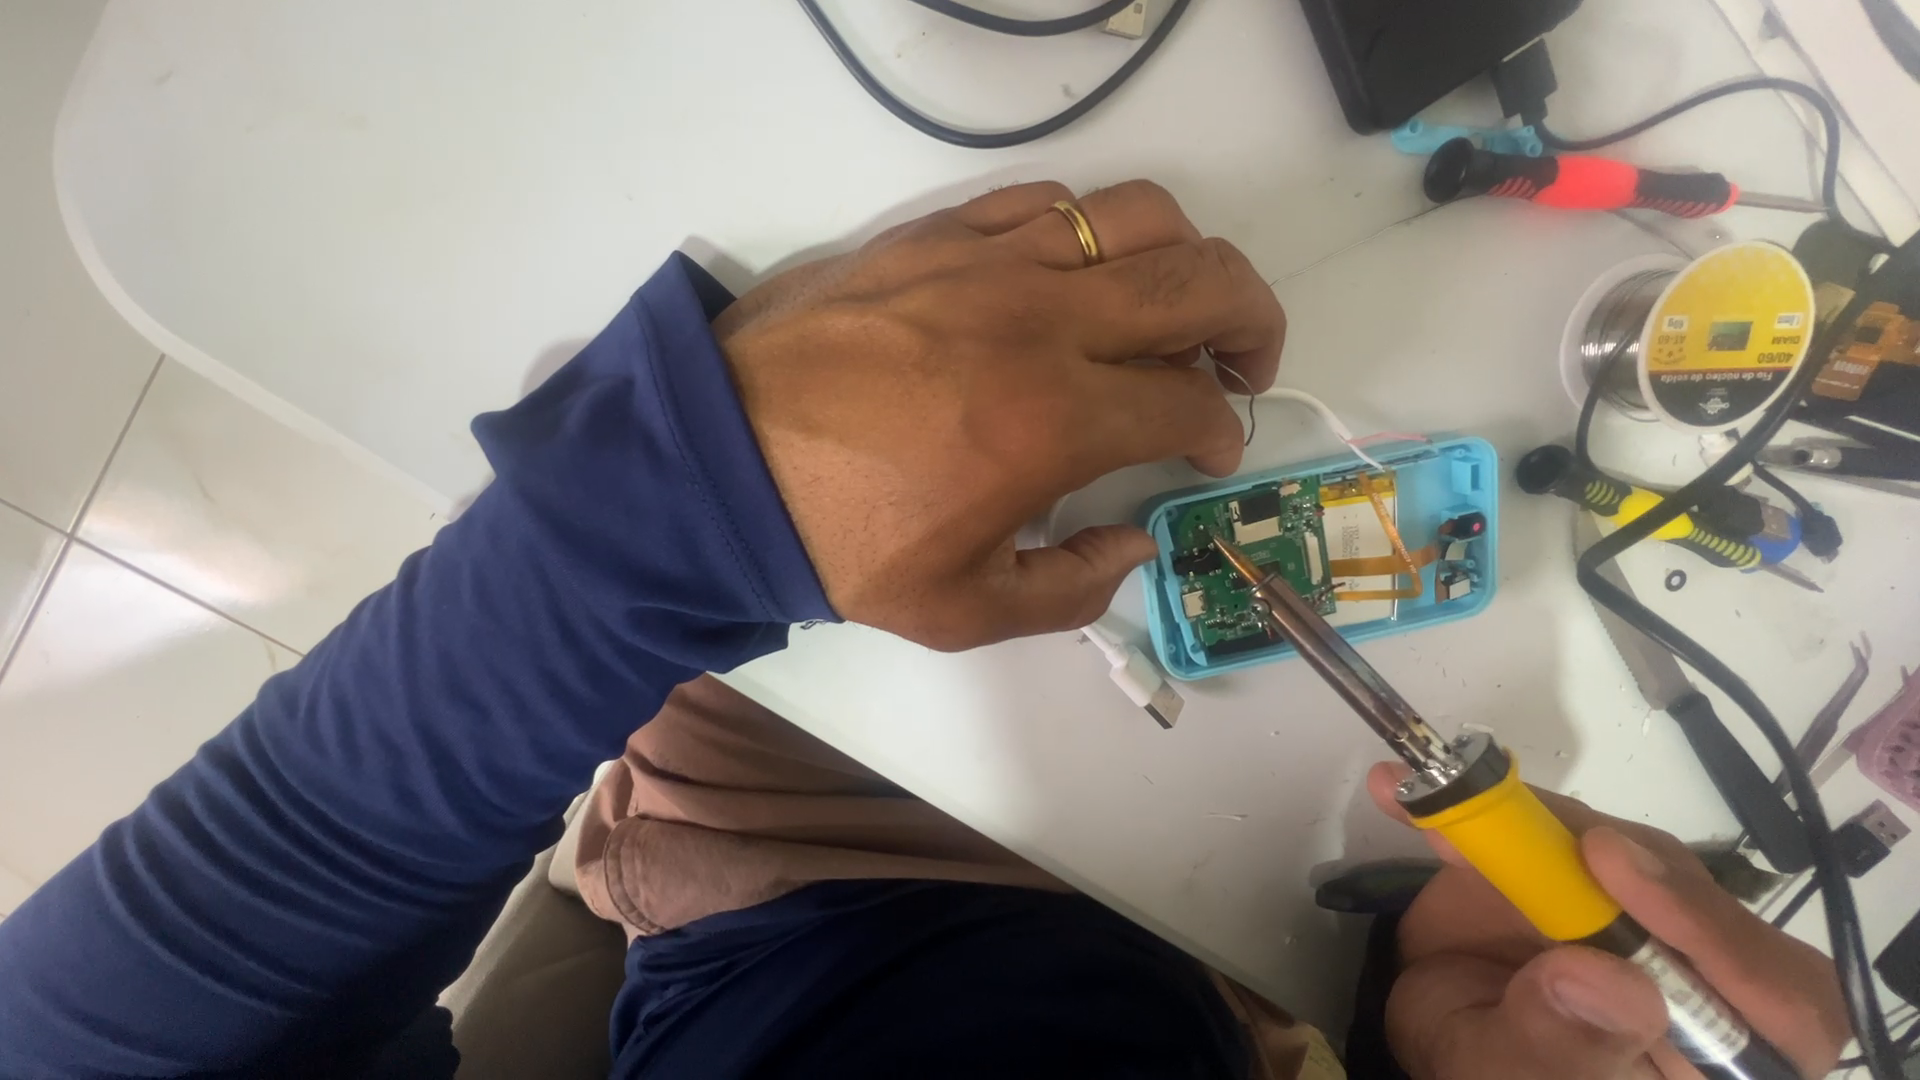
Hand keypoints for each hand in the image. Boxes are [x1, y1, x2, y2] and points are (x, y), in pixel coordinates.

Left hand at [713, 180, 1285, 649]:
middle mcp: (1039, 322)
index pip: (1187, 402)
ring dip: (1184, 261)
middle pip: (1201, 281)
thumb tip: (1130, 547)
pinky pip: (1048, 201)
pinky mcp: (937, 232)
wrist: (722, 460)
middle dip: (1253, 321)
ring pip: (1138, 217)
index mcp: (1053, 423)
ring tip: (1174, 309)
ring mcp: (988, 261)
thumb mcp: (959, 611)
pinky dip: (1093, 231)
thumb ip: (1069, 590)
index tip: (1209, 447)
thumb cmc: (840, 539)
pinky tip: (1079, 277)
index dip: (1219, 429)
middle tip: (1245, 362)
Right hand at [1365, 763, 1848, 1079]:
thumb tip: (1613, 980)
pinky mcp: (1558, 868)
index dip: (1712, 928)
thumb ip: (1563, 1045)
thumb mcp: (1511, 1075)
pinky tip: (1403, 792)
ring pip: (1612, 844)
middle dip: (1612, 854)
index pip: (1776, 994)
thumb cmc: (1483, 1076)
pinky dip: (1465, 801)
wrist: (1431, 1031)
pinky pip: (1529, 823)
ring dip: (1525, 816)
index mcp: (1719, 1051)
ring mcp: (1623, 912)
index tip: (1613, 866)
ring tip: (1440, 801)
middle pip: (1692, 895)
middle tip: (1536, 828)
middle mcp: (1693, 972)